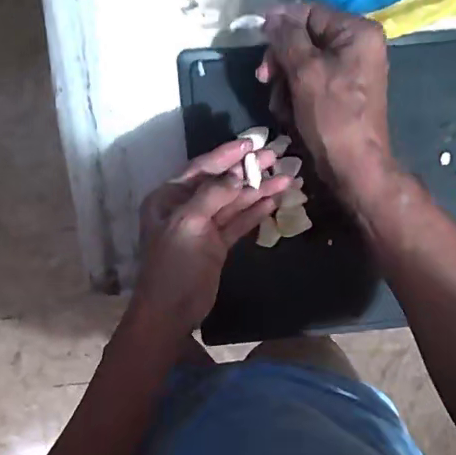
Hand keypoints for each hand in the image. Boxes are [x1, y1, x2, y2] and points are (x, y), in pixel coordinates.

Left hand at [133, 137, 295, 328]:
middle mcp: (184, 207)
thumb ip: (212, 195)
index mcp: (168, 197)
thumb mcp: (187, 224)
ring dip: (258, 191)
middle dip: (249, 171)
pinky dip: (255, 212)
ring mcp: (202, 227)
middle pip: (221, 183)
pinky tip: (274, 201)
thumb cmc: (172, 265)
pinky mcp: (216, 245)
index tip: (253, 143)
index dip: (227, 154)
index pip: (201, 168)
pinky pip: (237, 223)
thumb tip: (237, 174)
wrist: (170, 311)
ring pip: (233, 203)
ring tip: (288, 179)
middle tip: (278, 158)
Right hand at [257, 1, 395, 202]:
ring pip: (300, 65)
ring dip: (284, 85)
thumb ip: (287, 39)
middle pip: (303, 39)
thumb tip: (272, 16)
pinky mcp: (338, 95)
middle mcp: (356, 47)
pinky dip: (294, 98)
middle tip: (265, 79)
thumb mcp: (306, 72)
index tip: (255, 35)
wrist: (353, 167)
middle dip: (281, 61)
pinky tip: (290, 115)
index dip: (280, 21)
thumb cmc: (332, 117)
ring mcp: (348, 72)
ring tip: (282, 107)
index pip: (310, 12)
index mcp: (356, 32)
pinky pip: (307, 85)